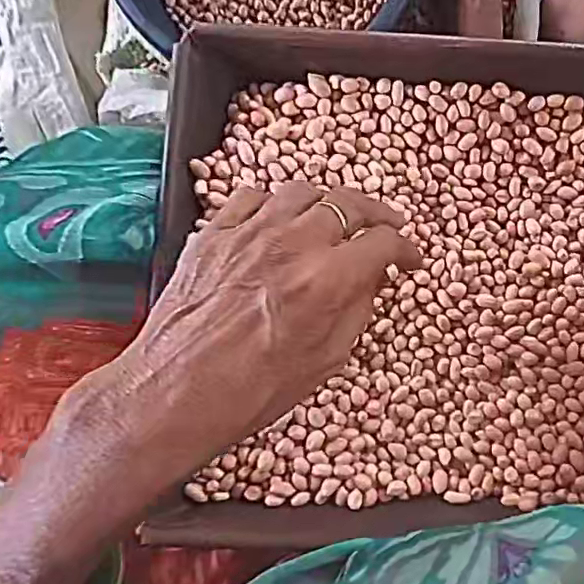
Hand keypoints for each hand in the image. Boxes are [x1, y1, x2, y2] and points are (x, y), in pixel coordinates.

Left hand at [58, 182, 419, 481]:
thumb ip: (357, 310)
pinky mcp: (214, 233)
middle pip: (349, 203)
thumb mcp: (326, 360)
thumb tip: (371, 280)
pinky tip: (280, 222)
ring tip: (335, 220)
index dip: (404, 249)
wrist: (176, 392)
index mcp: (327, 280)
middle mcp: (292, 244)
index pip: (383, 242)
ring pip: (303, 191)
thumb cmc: (252, 391)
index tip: (408, 258)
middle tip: (384, 228)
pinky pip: (253, 197)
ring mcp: (249, 233)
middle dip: (376, 215)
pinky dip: (277, 205)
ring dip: (328, 203)